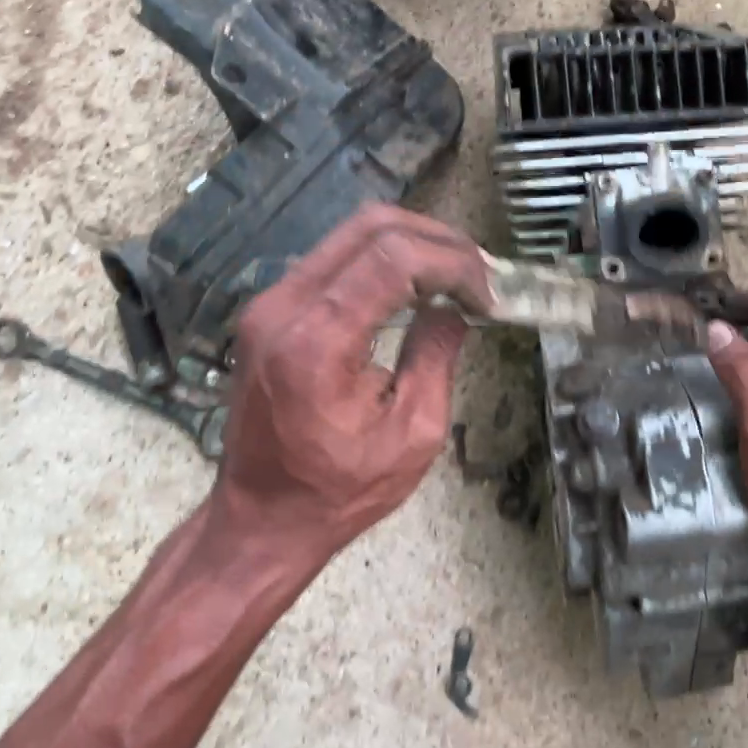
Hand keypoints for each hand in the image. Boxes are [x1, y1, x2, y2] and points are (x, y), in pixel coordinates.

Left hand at [218, 204, 493, 549]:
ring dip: (414, 244)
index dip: (452, 263)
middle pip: (370, 227)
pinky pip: (337, 257)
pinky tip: (419, 285)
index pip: (392, 259)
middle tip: (481, 273)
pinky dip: (386, 259)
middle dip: (438, 241)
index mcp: (315, 343)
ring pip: (352, 232)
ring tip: (458, 276)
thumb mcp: (412, 436)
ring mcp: (269, 303)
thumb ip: (435, 358)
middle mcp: (283, 307)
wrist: (259, 520)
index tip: (488, 294)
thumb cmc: (337, 493)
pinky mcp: (271, 308)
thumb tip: (455, 308)